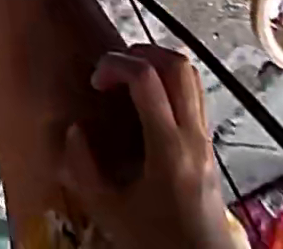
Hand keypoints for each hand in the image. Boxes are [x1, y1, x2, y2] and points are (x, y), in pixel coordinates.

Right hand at [59, 46, 237, 248]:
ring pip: (191, 75)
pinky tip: (146, 103)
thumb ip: (84, 170)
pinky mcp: (208, 145)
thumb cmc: (158, 243)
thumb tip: (74, 130)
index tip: (97, 81)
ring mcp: (205, 138)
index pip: (147, 78)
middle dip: (141, 53)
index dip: (116, 65)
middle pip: (177, 65)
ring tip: (128, 78)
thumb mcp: (110, 213)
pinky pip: (193, 93)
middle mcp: (193, 136)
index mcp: (169, 148)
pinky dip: (169, 82)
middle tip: (114, 68)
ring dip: (157, 63)